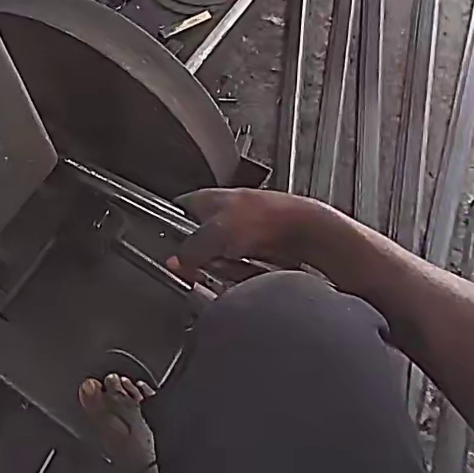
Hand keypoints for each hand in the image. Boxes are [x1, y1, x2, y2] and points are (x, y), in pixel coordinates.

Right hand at [169, 188, 348, 279]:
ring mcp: (242, 230)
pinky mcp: (258, 249)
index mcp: (208, 198)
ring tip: (232, 269)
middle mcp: (225, 211)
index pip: (177, 211)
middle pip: (198, 241)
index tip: (172, 252)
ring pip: (219, 258)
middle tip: (203, 267)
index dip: (170, 231)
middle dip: (200, 258)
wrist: (303, 231)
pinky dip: (240, 274)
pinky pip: (239, 269)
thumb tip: (179, 262)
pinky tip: (247, 273)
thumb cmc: (263, 219)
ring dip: (222, 268)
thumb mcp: (212, 235)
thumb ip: (189, 249)